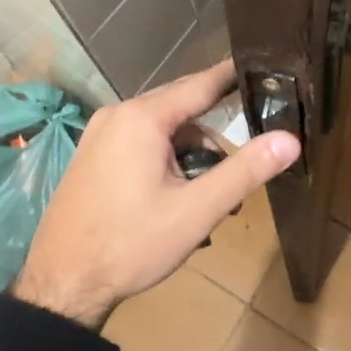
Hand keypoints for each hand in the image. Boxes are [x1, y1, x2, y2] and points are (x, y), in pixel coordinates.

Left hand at [12, 59, 300, 326]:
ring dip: (191, 154)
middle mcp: (118, 115)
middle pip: (182, 108)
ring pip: (162, 130)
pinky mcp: (91, 157)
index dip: (233, 76)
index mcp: (142, 117)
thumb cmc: (131, 244)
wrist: (60, 286)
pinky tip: (178, 196)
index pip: (201, 84)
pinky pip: (140, 143)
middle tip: (249, 155)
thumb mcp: (197, 210)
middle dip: (215, 134)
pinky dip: (166, 160)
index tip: (264, 64)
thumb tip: (291, 140)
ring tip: (211, 198)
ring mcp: (99, 135)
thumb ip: (245, 171)